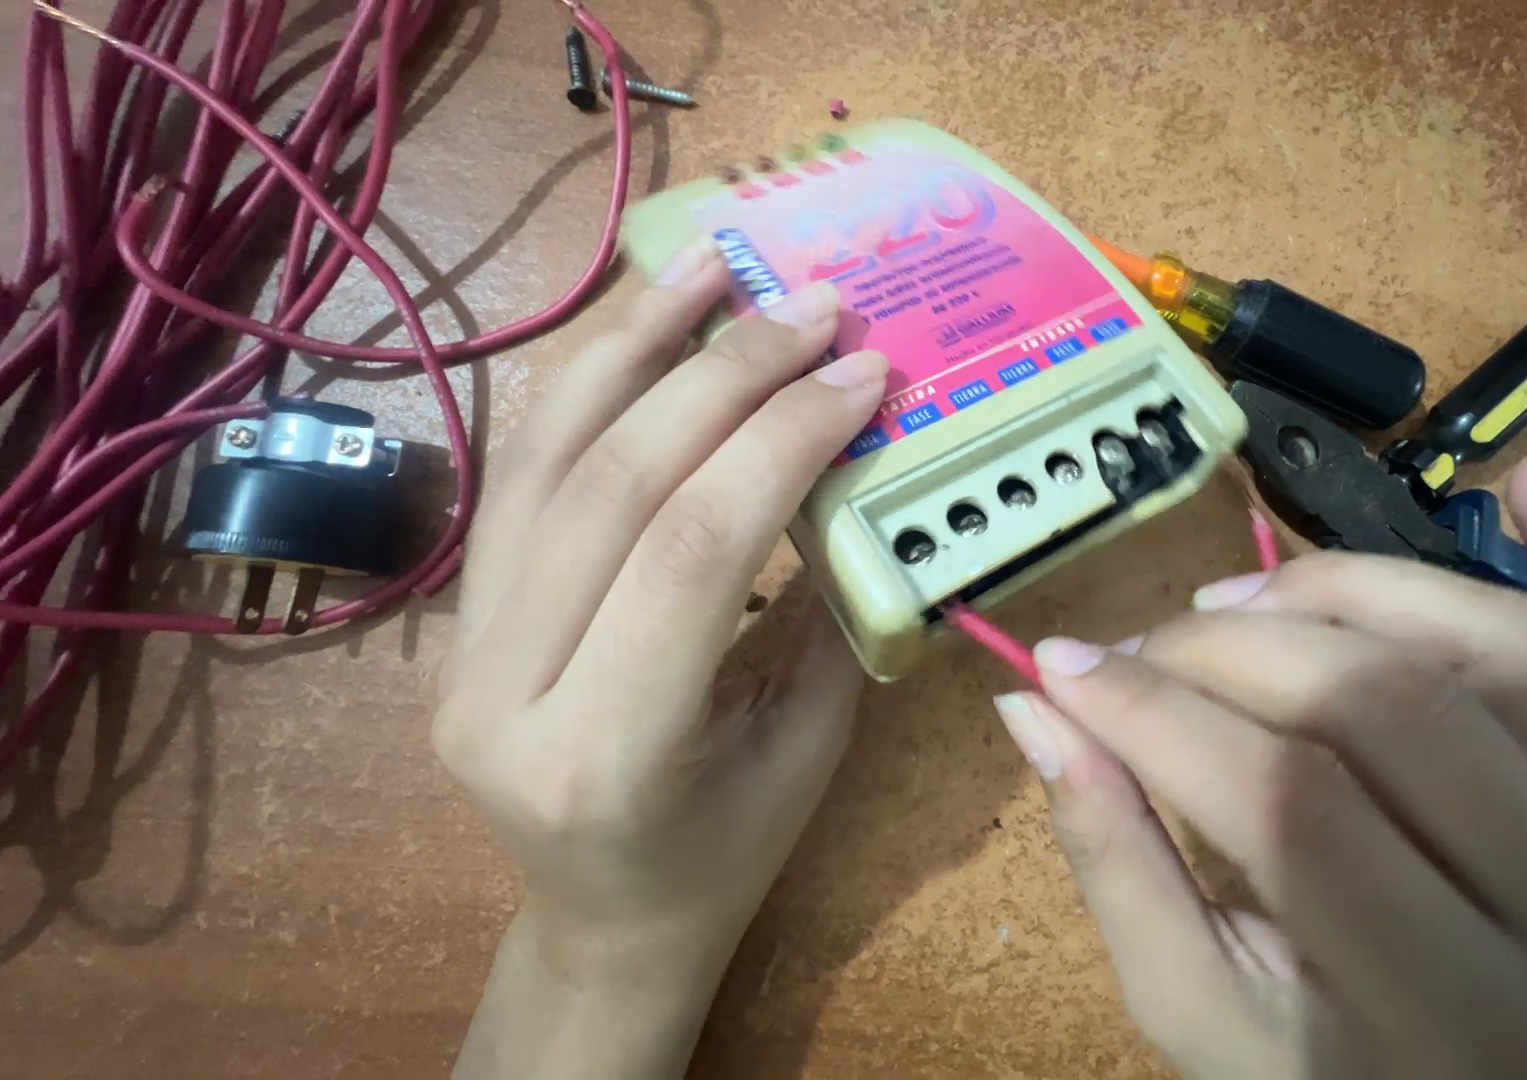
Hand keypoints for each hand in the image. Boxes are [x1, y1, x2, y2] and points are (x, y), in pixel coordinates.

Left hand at [434, 238, 886, 1077]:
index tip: (862, 375)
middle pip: (616, 485)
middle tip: (815, 306)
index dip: (784, 442)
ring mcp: (462, 642)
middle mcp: (506, 686)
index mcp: (611, 749)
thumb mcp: (810, 747)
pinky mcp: (461, 610)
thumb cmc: (726, 850)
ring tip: (713, 263)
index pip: (696, 552)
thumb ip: (830, 612)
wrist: (603, 913)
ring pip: (544, 454)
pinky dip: (588, 380)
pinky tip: (644, 322)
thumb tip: (864, 474)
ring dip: (638, 340)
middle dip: (729, 375)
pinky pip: (522, 467)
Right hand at [993, 447, 1526, 1078]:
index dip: (1155, 715)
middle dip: (1228, 649)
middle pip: (1386, 710)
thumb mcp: (1186, 1003)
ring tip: (1238, 595)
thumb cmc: (1309, 1076)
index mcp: (1442, 1010)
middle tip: (1139, 648)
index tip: (1059, 666)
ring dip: (1342, 592)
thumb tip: (1035, 712)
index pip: (1287, 807)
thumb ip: (1112, 855)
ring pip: (1490, 653)